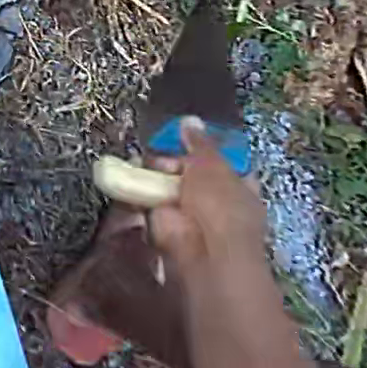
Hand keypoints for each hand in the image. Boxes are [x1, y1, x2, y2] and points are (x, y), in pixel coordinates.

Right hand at [148, 117, 269, 285]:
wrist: (199, 247)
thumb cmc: (219, 205)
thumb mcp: (212, 165)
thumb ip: (199, 143)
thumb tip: (189, 120)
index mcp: (237, 185)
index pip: (220, 160)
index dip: (202, 146)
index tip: (183, 133)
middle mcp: (212, 197)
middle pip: (187, 167)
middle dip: (171, 158)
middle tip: (160, 153)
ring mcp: (185, 208)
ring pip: (164, 180)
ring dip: (153, 171)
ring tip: (143, 165)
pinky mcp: (159, 217)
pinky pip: (146, 195)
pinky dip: (137, 186)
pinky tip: (129, 176)